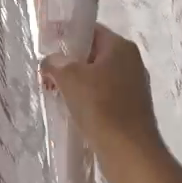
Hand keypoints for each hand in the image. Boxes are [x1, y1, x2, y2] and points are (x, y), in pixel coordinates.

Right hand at [41, 24, 162, 158]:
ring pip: (98, 77)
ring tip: (56, 95)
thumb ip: (55, 62)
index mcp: (121, 47)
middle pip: (93, 54)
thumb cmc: (100, 106)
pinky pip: (104, 96)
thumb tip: (51, 62)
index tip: (47, 48)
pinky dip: (88, 99)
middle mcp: (131, 62)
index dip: (67, 36)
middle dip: (68, 63)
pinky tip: (73, 111)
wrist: (129, 152)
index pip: (90, 30)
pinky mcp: (132, 109)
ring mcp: (134, 87)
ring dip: (76, 84)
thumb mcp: (69, 77)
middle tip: (48, 76)